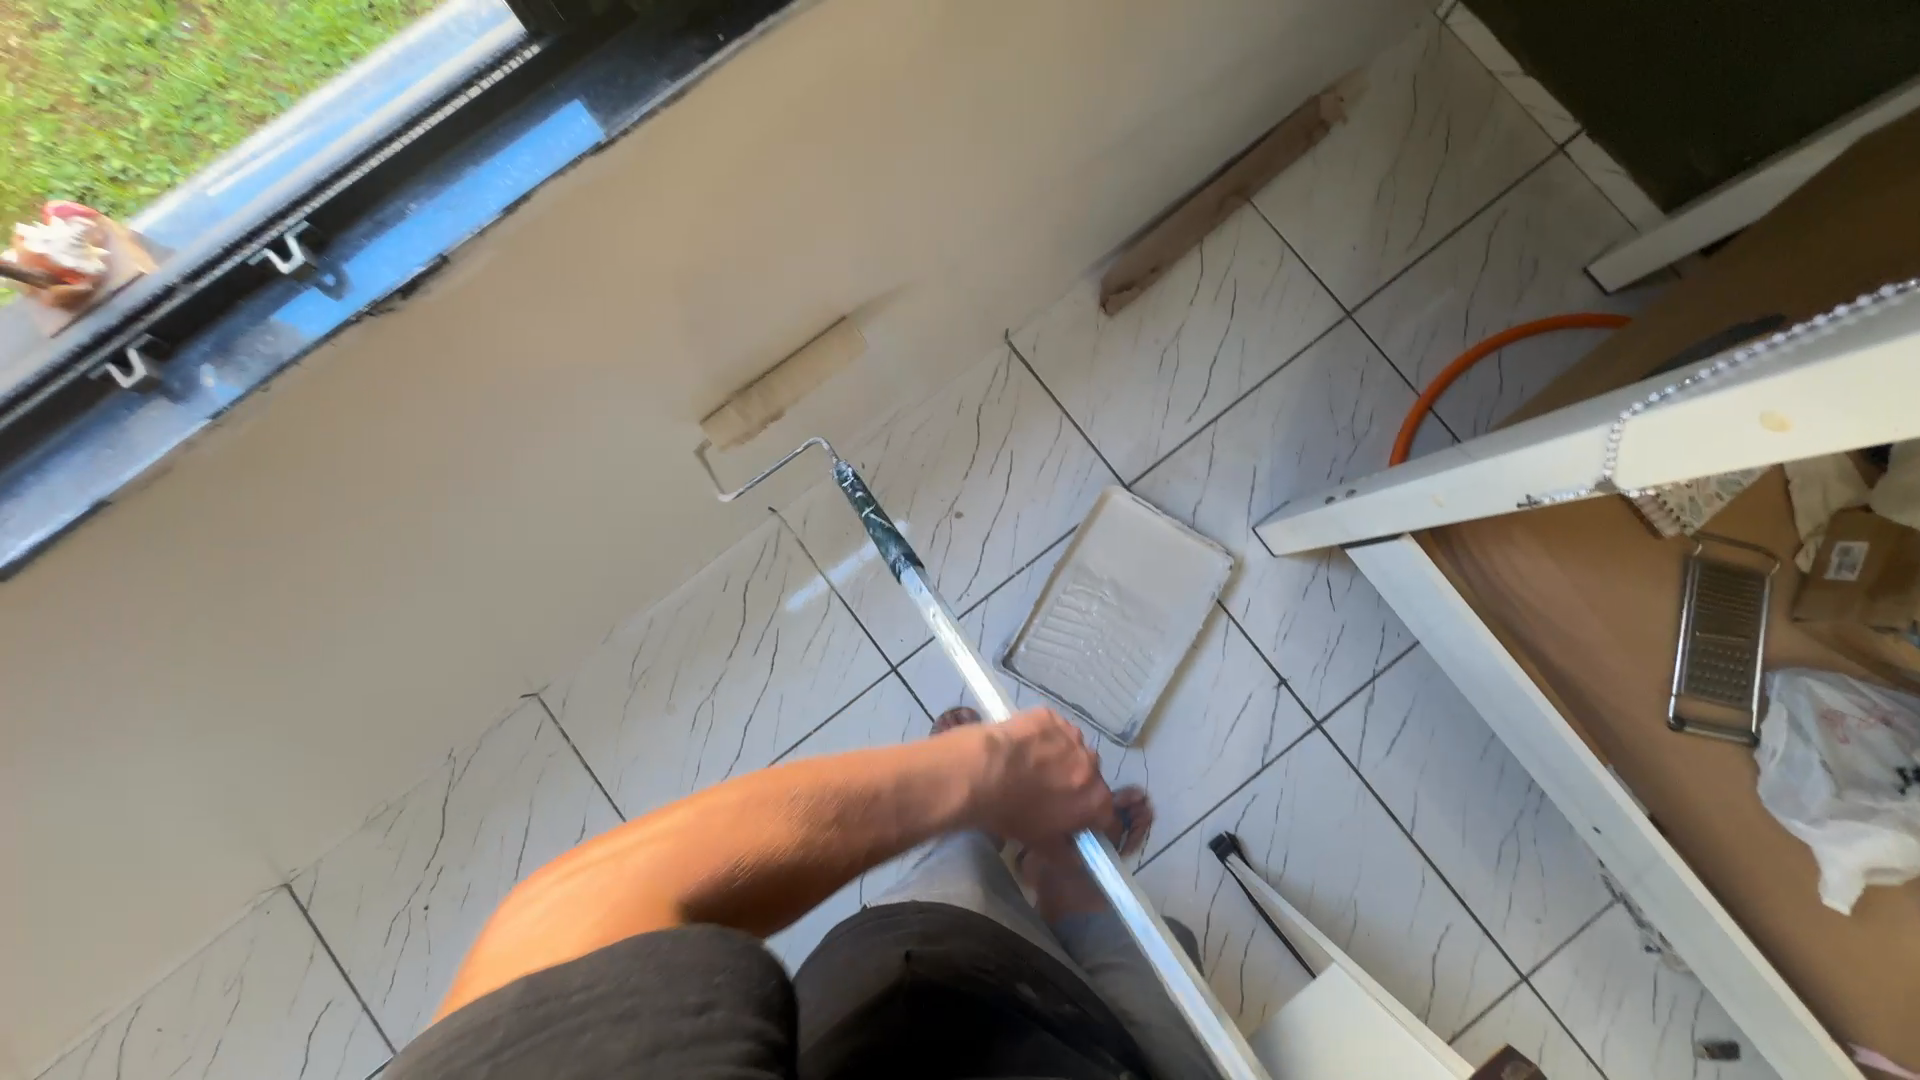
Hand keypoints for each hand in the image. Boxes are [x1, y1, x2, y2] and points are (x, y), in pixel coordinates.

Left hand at [956, 707, 1114, 847]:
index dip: (1092, 819)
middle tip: (1047, 790)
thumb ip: (1063, 853)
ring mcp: (1071, 735)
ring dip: (1059, 756)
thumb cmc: (1012, 811)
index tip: (1077, 821)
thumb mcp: (1038, 842)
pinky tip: (1022, 743)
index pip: (1106, 814)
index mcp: (1096, 799)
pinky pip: (1051, 728)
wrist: (983, 770)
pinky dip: (1041, 735)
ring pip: (1071, 749)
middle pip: (1089, 777)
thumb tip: (1073, 858)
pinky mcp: (1050, 716)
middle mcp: (1092, 764)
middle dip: (1074, 784)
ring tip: (1031, 763)